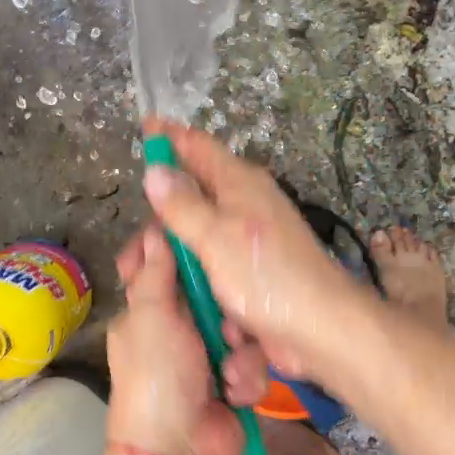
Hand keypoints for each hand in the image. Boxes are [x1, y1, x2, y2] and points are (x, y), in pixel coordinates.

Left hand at [107, 226, 269, 454]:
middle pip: (216, 293)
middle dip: (226, 313)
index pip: (161, 263)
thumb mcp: (150, 317)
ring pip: (242, 328)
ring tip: (229, 371)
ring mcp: (208, 356)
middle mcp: (178, 328)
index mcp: (147, 309)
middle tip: (224, 328)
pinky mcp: (234, 382)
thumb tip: (155, 230)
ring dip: (240, 354)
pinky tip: (235, 395)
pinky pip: (254, 363)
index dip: (182, 250)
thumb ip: (156, 272)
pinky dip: (246, 381)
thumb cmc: (157, 380)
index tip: (206, 240)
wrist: (179, 451)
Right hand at [141, 121, 370, 379]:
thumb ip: (183, 205)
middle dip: (165, 203)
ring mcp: (249, 241)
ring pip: (201, 232)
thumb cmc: (268, 277)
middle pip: (196, 191)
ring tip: (147, 261)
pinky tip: (178, 286)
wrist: (319, 328)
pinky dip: (195, 272)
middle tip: (134, 222)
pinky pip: (212, 264)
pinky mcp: (252, 273)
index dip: (170, 137)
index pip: (199, 146)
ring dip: (177, 245)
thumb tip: (155, 170)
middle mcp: (245, 205)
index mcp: (239, 183)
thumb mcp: (216, 236)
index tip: (145, 127)